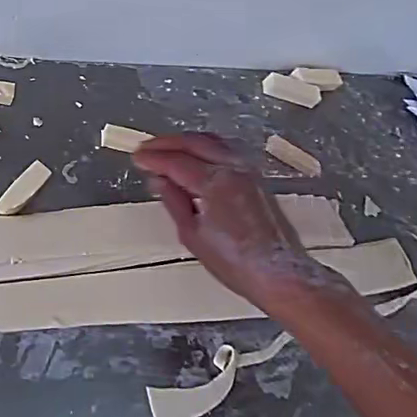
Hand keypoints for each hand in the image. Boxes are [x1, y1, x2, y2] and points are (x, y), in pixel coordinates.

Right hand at [132, 133, 354, 311]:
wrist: (279, 275)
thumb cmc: (236, 263)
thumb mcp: (193, 235)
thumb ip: (174, 201)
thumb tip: (159, 180)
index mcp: (216, 183)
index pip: (176, 161)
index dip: (153, 158)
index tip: (137, 158)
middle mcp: (233, 168)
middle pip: (194, 143)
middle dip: (166, 143)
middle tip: (146, 149)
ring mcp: (248, 170)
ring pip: (212, 141)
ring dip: (186, 141)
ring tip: (166, 149)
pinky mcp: (255, 177)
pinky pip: (226, 149)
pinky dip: (205, 146)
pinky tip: (195, 155)